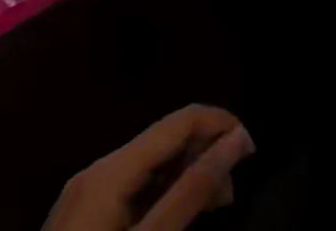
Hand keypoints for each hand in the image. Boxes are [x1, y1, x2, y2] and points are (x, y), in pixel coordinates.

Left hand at [44, 105, 253, 230]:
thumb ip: (194, 189)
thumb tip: (238, 138)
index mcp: (113, 168)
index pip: (183, 119)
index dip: (223, 125)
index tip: (251, 154)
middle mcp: (99, 168)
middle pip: (169, 138)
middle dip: (207, 155)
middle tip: (228, 195)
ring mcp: (87, 191)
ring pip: (155, 161)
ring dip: (190, 175)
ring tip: (211, 208)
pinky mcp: (84, 212)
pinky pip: (137, 184)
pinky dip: (166, 191)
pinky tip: (179, 215)